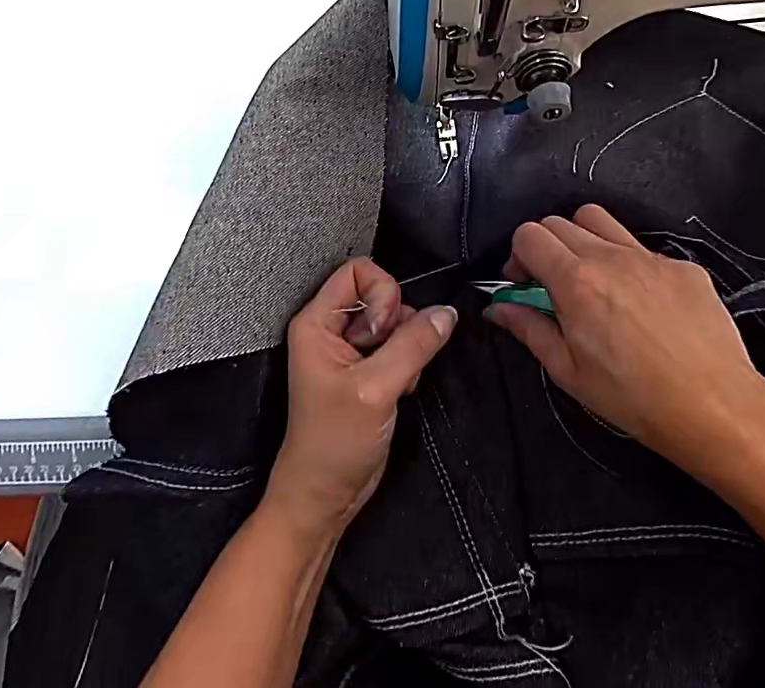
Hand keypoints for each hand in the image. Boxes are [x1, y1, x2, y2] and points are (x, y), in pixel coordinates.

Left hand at [263, 257, 456, 535]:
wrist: (326, 494)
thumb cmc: (334, 443)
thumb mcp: (375, 389)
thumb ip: (414, 345)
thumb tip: (447, 312)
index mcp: (316, 322)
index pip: (357, 271)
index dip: (381, 294)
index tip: (381, 333)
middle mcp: (333, 329)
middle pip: (383, 293)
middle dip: (398, 324)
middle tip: (387, 361)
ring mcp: (353, 349)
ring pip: (398, 319)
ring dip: (408, 346)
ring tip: (393, 380)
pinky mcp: (371, 368)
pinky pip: (404, 343)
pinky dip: (410, 361)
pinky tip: (399, 389)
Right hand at [483, 205, 764, 468]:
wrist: (713, 405)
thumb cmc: (636, 398)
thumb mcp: (569, 371)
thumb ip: (529, 329)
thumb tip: (499, 308)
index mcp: (576, 282)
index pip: (529, 235)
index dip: (518, 257)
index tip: (523, 284)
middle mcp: (611, 257)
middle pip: (560, 222)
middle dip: (545, 247)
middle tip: (551, 285)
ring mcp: (650, 257)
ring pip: (600, 220)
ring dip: (582, 240)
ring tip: (590, 280)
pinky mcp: (681, 265)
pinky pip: (642, 248)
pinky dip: (627, 263)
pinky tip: (638, 302)